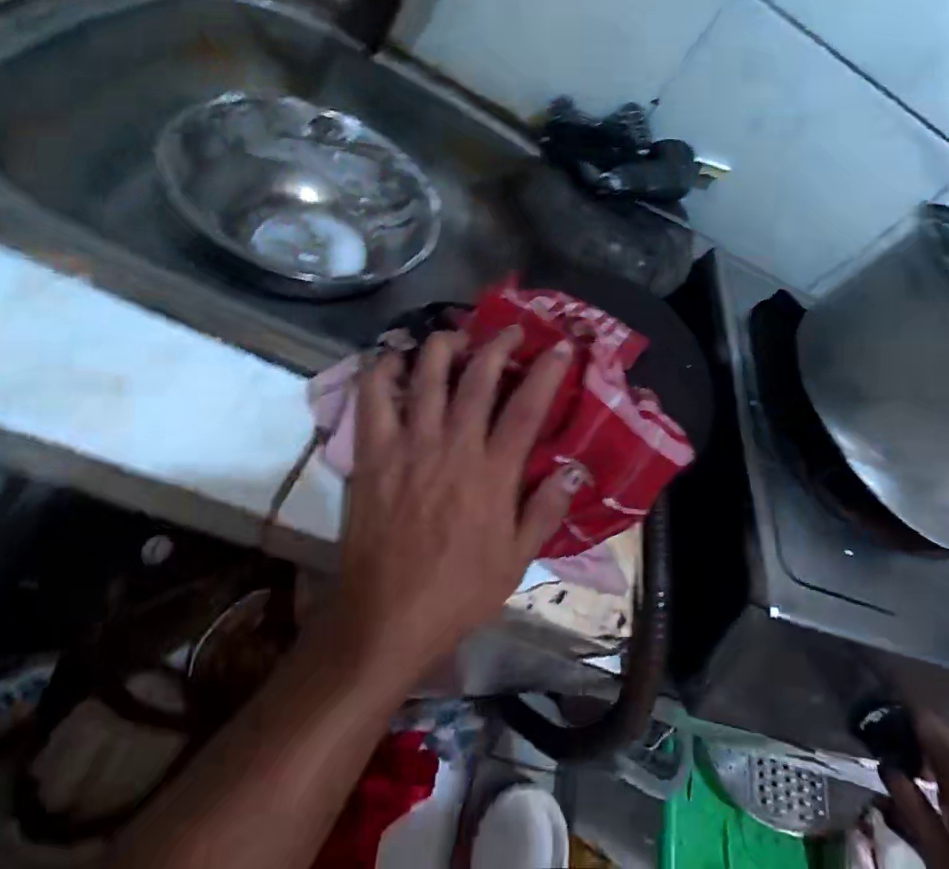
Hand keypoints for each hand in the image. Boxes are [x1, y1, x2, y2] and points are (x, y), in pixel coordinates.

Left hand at [333, 327, 576, 673]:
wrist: (387, 617)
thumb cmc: (459, 592)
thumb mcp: (516, 561)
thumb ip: (545, 510)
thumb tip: (575, 468)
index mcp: (493, 474)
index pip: (527, 408)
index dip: (547, 371)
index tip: (560, 345)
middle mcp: (453, 447)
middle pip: (479, 378)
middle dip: (499, 345)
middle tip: (510, 331)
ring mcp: (409, 446)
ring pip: (427, 376)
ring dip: (445, 346)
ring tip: (458, 335)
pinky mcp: (373, 454)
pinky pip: (374, 398)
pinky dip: (384, 370)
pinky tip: (396, 359)